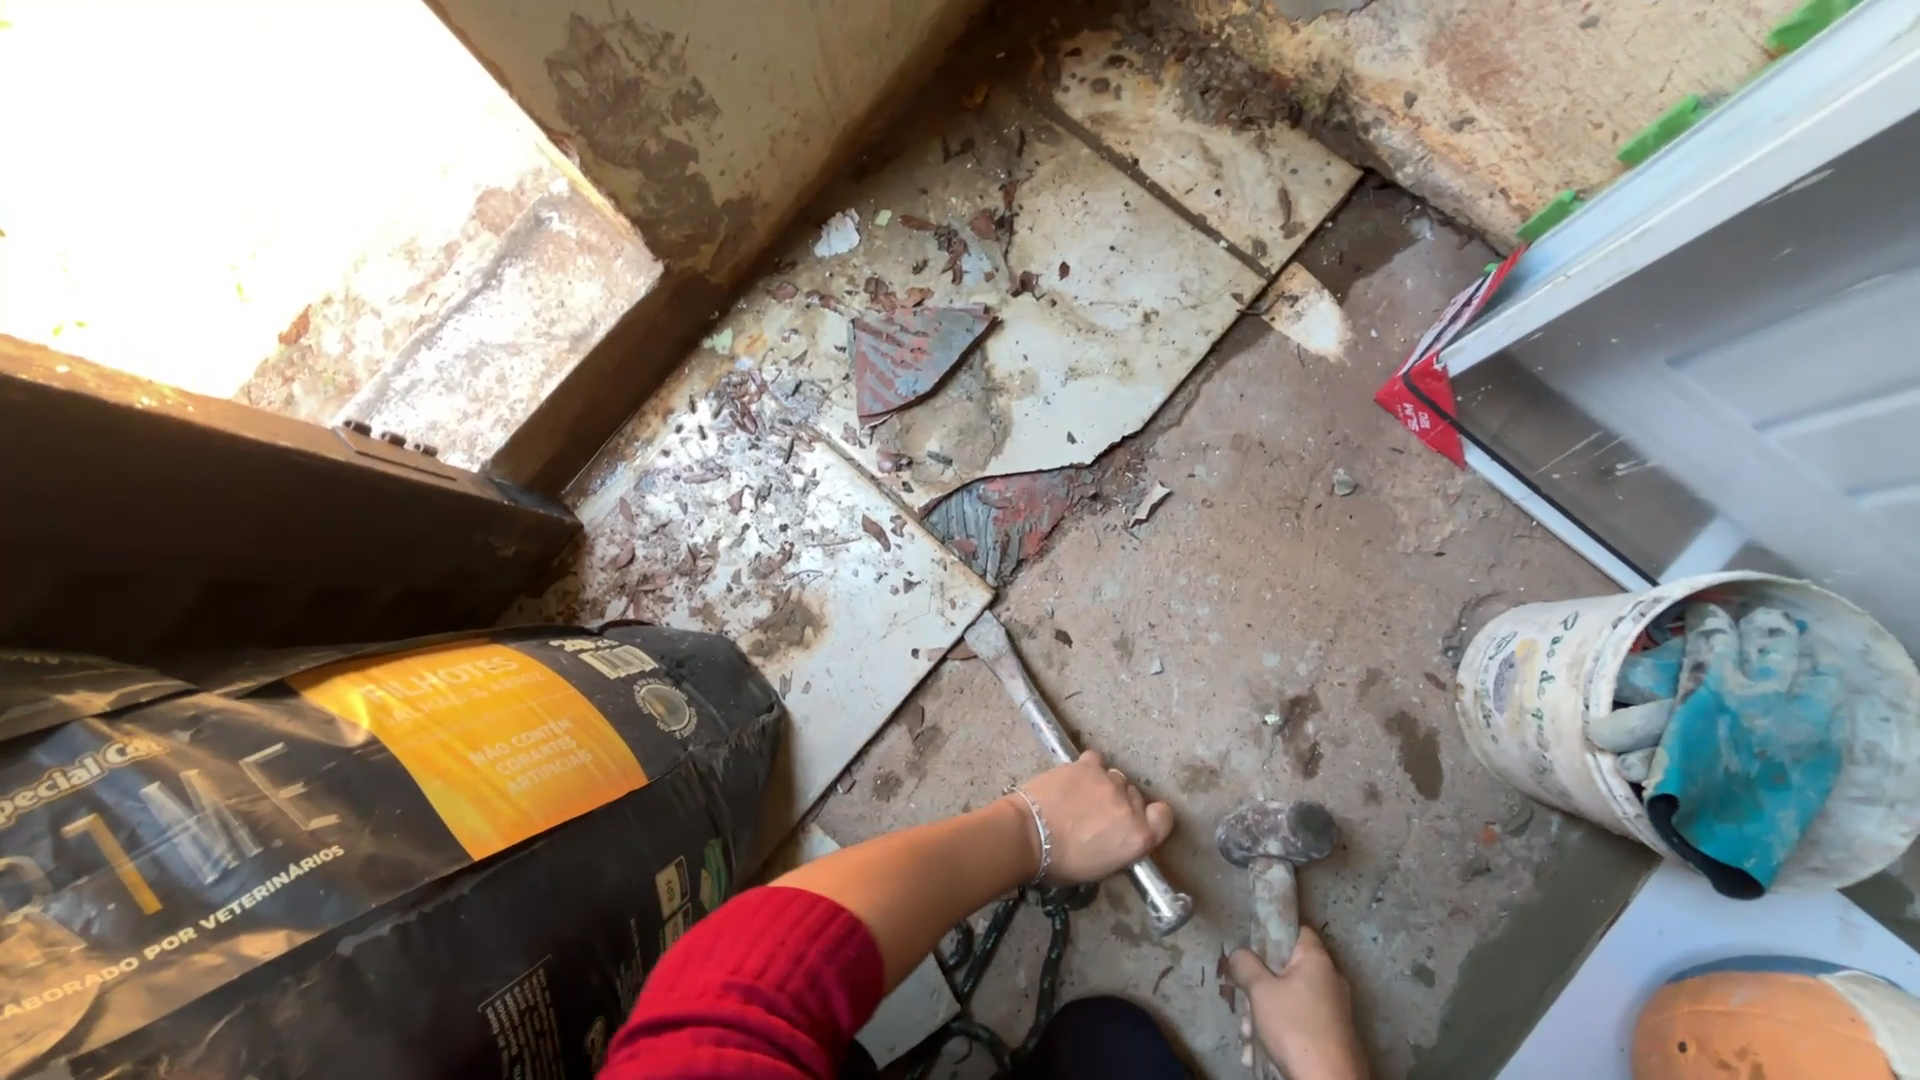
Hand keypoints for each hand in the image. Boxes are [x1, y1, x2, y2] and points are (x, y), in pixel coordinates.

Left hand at [1011, 752, 1172, 884]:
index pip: (1164, 817)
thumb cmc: (1061, 862)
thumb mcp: (1102, 868)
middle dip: (1120, 804)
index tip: (1137, 819)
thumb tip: (1118, 835)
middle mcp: (1130, 806)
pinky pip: (1096, 760)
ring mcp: (1109, 782)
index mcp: (1139, 837)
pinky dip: (1088, 768)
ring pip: (1116, 777)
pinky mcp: (1087, 765)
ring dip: (1104, 786)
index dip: (1153, 816)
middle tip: (1097, 815)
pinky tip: (1074, 778)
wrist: (1028, 835)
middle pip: (1136, 796)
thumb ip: (1121, 846)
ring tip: (1081, 796)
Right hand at [1228, 927, 1370, 1079]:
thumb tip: (1239, 954)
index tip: (1253, 948)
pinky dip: (1283, 1028)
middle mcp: (1332, 980)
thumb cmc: (1294, 1026)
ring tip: (1248, 1031)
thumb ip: (1245, 965)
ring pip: (1293, 998)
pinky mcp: (1335, 1035)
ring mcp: (1336, 1010)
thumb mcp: (1259, 990)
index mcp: (1317, 960)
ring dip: (1267, 1010)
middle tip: (1244, 996)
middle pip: (1290, 967)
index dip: (1274, 933)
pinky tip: (1262, 1047)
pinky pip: (1302, 1021)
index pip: (1297, 930)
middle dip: (1263, 982)